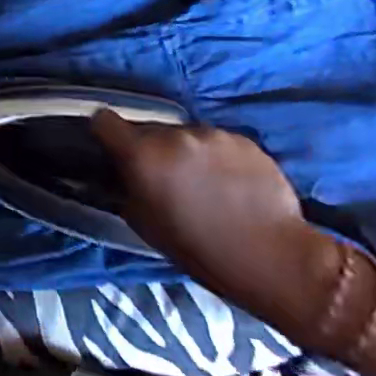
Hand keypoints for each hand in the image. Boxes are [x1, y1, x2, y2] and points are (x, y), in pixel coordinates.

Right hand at [92, 110, 336, 322]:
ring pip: (186, 136)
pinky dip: (218, 158)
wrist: (270, 255)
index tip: (113, 148)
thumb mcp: (146, 226)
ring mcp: (212, 133)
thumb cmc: (198, 249)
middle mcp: (174, 134)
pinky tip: (232, 186)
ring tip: (206, 187)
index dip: (105, 133)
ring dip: (187, 153)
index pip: (105, 121)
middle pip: (150, 131)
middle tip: (168, 181)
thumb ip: (127, 190)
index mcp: (143, 155)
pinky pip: (218, 142)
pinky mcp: (243, 138)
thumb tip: (122, 174)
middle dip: (153, 150)